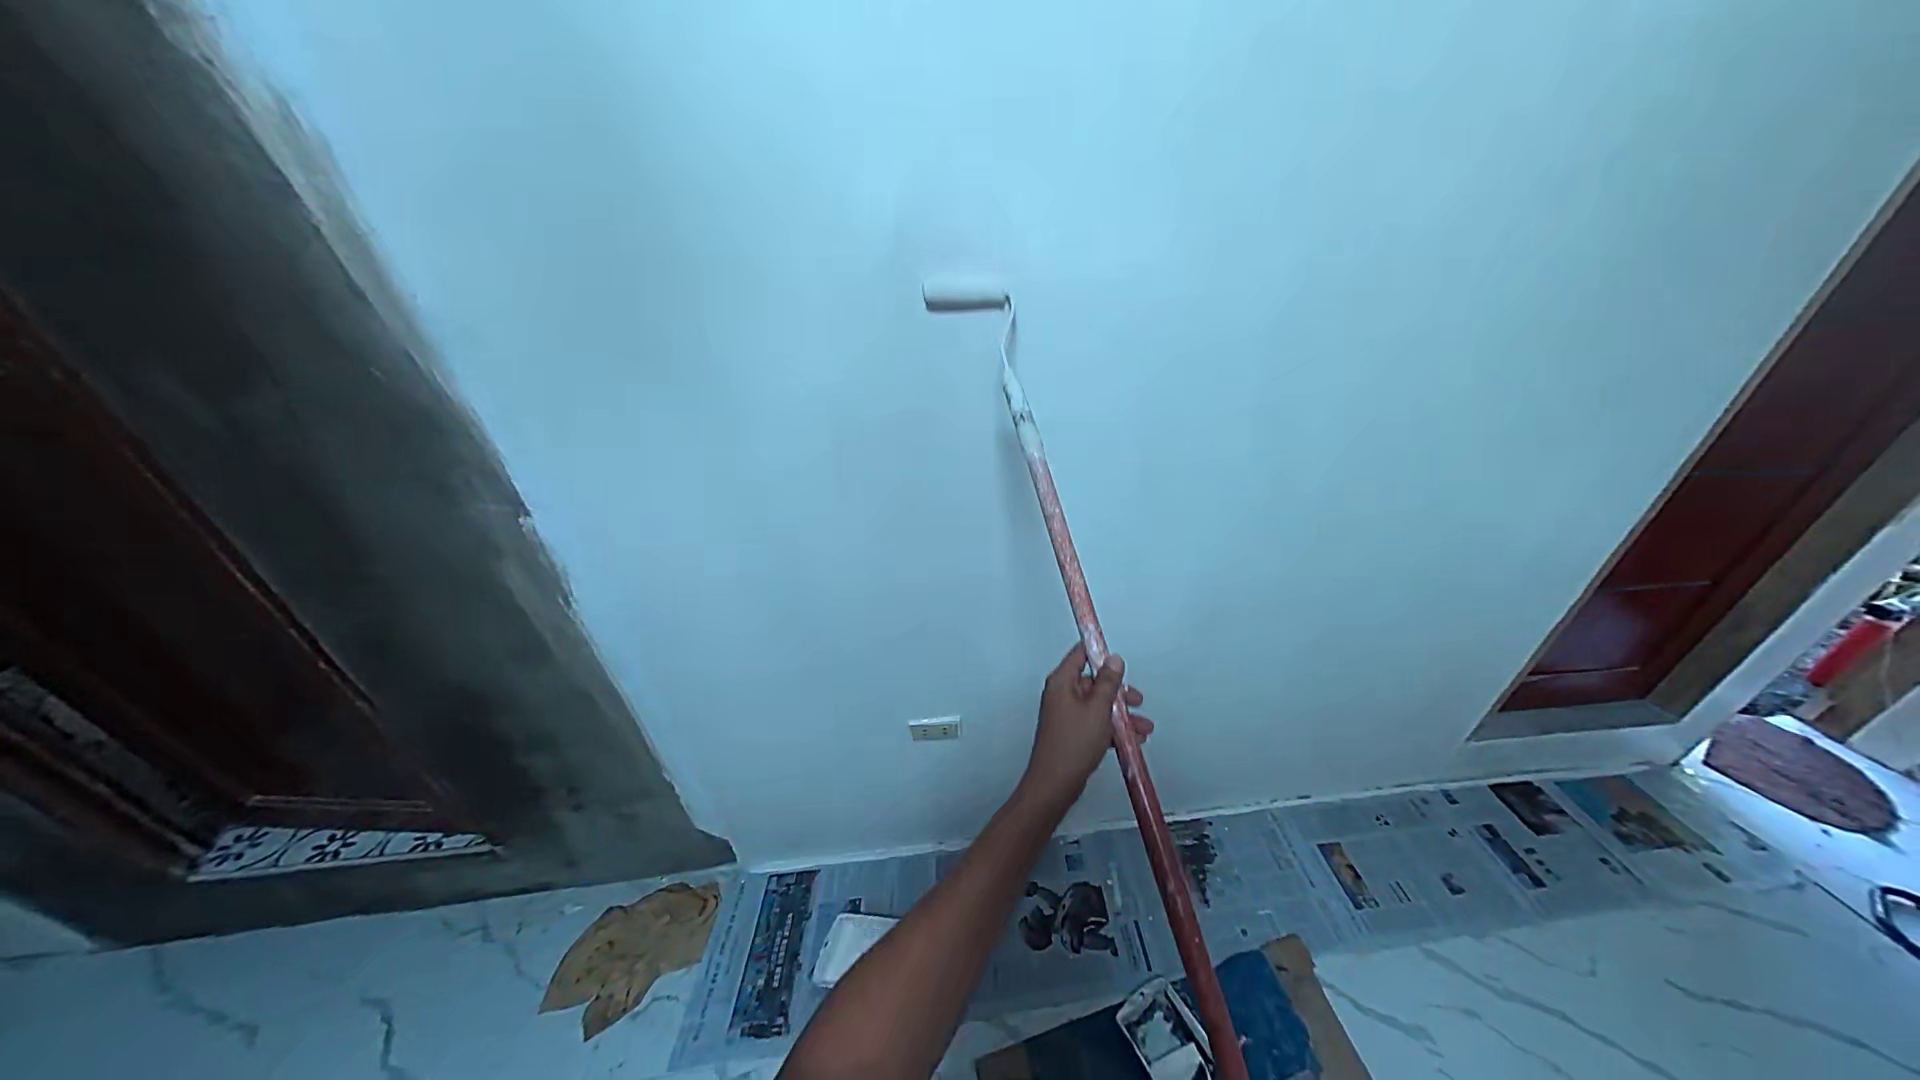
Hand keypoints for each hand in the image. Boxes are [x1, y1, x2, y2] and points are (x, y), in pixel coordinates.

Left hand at [1021, 643, 1153, 806]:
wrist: (1056, 782)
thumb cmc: (1074, 743)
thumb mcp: (1098, 708)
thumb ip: (1108, 682)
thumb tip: (1114, 659)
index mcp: (1062, 682)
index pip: (1080, 655)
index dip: (1099, 652)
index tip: (1118, 657)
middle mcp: (1061, 694)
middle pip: (1093, 682)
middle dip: (1118, 692)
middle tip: (1138, 700)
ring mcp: (1065, 714)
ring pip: (1098, 705)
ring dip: (1121, 714)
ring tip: (1144, 728)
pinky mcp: (1071, 732)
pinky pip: (1095, 723)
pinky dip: (1112, 728)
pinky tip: (1132, 740)